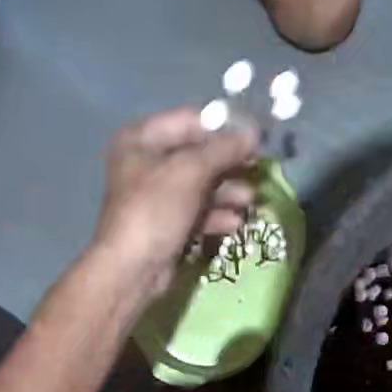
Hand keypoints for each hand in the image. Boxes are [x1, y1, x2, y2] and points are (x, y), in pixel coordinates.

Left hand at [91, 107, 259, 294]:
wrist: (132, 270)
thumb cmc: (155, 211)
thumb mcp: (190, 172)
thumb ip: (224, 149)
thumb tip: (255, 132)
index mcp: (142, 139)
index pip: (190, 121)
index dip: (224, 128)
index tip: (255, 138)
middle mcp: (147, 164)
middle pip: (198, 156)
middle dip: (229, 165)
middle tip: (258, 171)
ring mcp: (158, 198)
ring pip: (201, 188)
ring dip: (228, 193)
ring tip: (251, 201)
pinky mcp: (168, 227)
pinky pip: (198, 214)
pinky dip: (217, 216)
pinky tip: (236, 223)